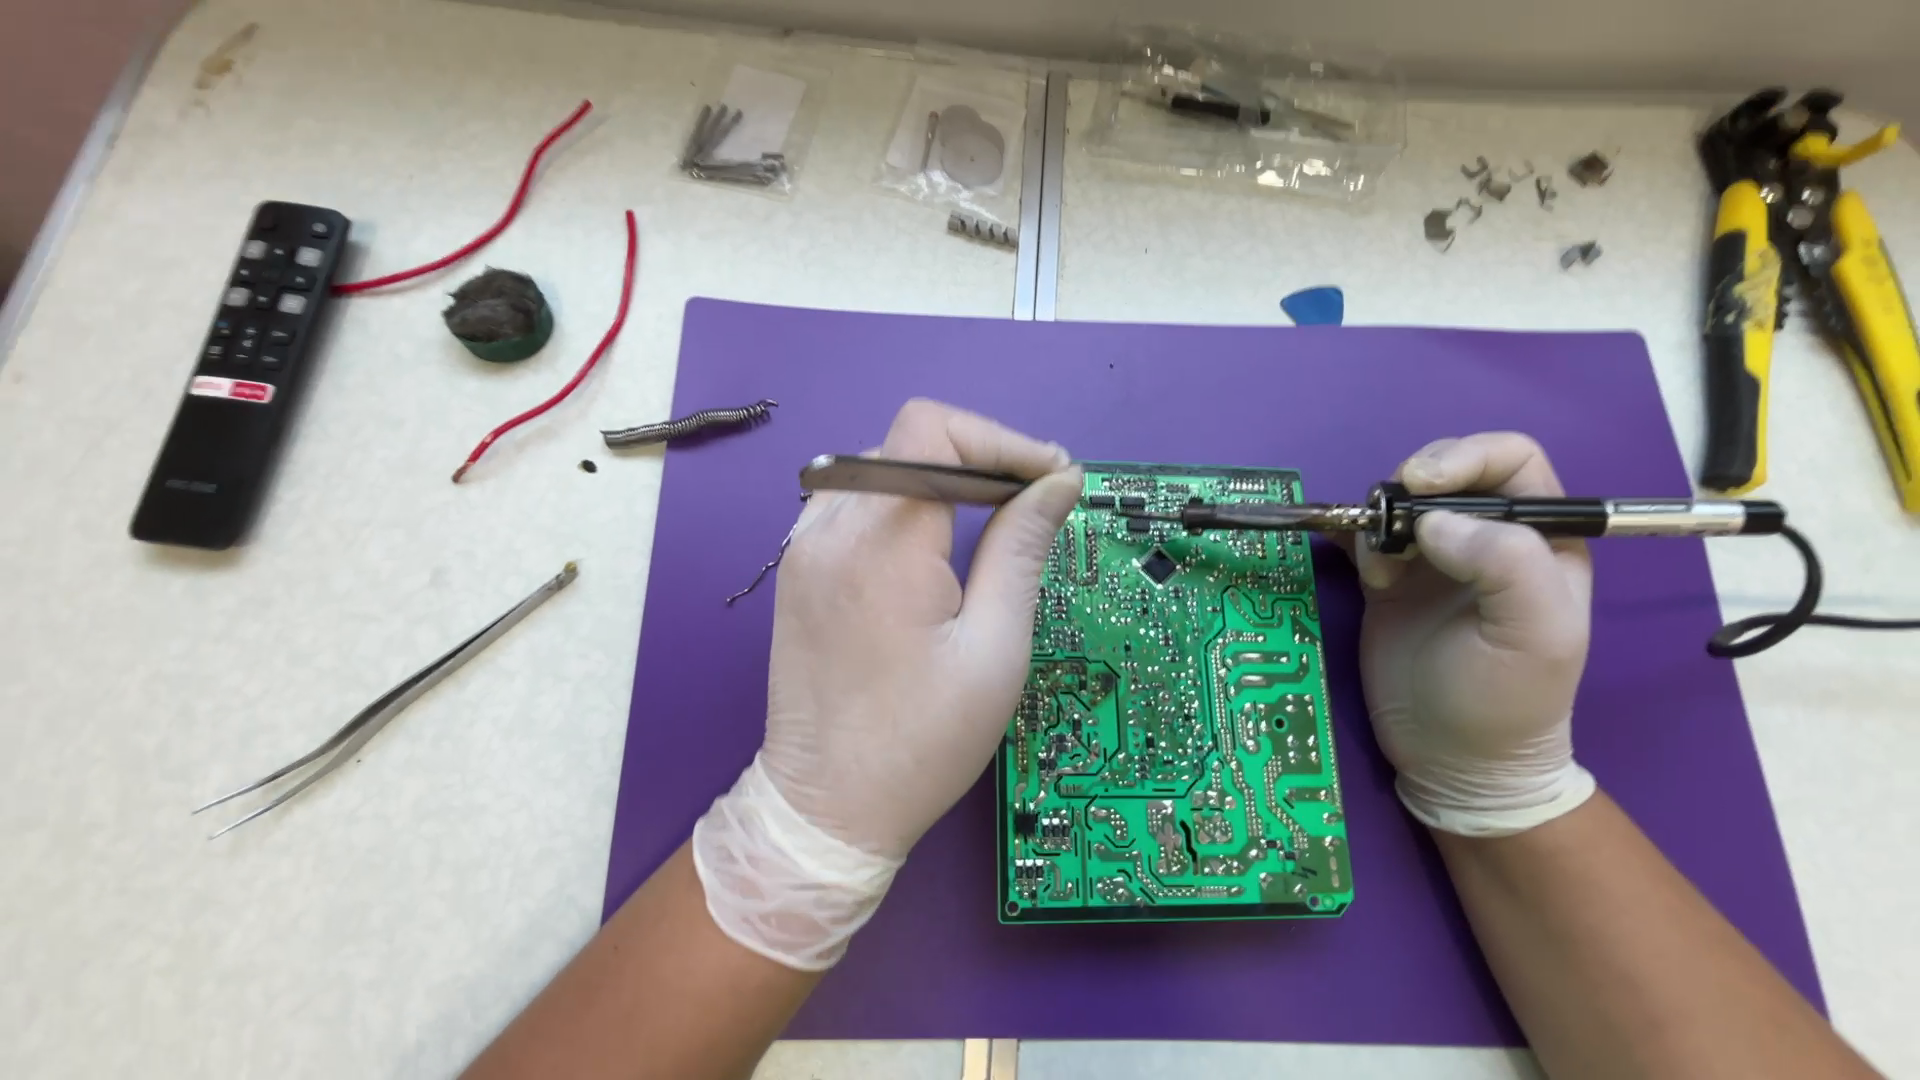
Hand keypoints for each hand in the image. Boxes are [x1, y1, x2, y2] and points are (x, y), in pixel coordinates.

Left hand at [693, 399, 1081, 969]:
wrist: (825, 808)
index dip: (1001, 439)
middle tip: (1034, 507)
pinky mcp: (799, 569)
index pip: (933, 429)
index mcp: (878, 545)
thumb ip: (1021, 550)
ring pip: (883, 467)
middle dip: (982, 460)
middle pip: (908, 442)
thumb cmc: (921, 744)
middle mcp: (827, 528)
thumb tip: (1057, 482)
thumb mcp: (994, 651)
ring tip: (994, 526)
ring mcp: (803, 547)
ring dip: (945, 481)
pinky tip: (936, 550)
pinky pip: (856, 503)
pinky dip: (906, 506)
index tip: (1051, 482)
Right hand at [1349, 433, 1596, 837]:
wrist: (1452, 761)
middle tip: (1389, 522)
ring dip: (1380, 517)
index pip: (1511, 461)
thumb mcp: (1534, 636)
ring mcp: (1434, 561)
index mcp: (1541, 541)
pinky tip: (1359, 568)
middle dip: (1414, 483)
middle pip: (1449, 472)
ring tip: (1378, 565)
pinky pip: (1366, 537)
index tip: (1422, 484)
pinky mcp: (1388, 583)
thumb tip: (1431, 521)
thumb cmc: (1505, 701)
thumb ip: (1505, 564)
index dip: (1467, 457)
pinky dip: (1353, 538)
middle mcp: (1488, 540)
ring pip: (1401, 501)